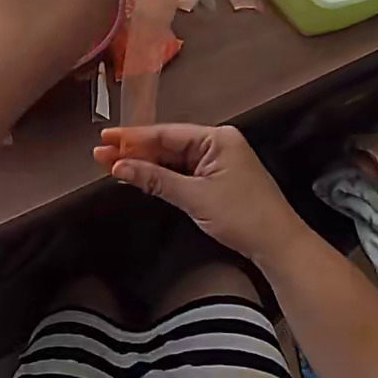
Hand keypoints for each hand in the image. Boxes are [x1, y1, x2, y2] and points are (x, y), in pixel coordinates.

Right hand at [94, 124, 313, 264]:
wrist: (277, 244)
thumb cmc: (244, 216)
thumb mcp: (194, 196)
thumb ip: (154, 179)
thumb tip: (119, 167)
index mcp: (217, 138)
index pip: (166, 133)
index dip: (133, 137)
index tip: (105, 138)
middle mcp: (216, 143)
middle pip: (166, 143)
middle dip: (133, 150)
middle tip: (100, 153)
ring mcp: (215, 161)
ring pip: (171, 158)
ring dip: (143, 163)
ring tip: (110, 163)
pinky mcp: (214, 178)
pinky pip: (180, 171)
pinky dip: (159, 175)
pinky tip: (136, 175)